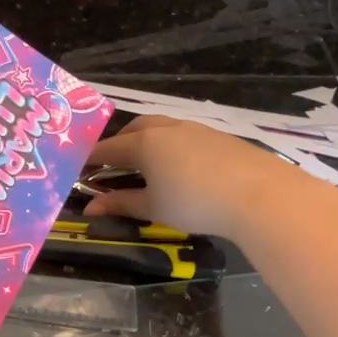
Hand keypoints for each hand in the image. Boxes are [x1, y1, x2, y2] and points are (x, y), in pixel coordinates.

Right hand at [82, 116, 319, 239]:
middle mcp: (167, 129)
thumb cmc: (195, 202)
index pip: (107, 148)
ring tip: (145, 164)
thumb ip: (121, 204)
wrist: (260, 195)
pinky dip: (171, 146)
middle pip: (135, 128)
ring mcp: (196, 130)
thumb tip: (89, 208)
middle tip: (111, 164)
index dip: (90, 159)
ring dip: (147, 141)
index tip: (77, 169)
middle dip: (119, 143)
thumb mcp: (153, 208)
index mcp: (144, 144)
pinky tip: (179, 167)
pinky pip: (185, 135)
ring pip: (162, 128)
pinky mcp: (220, 137)